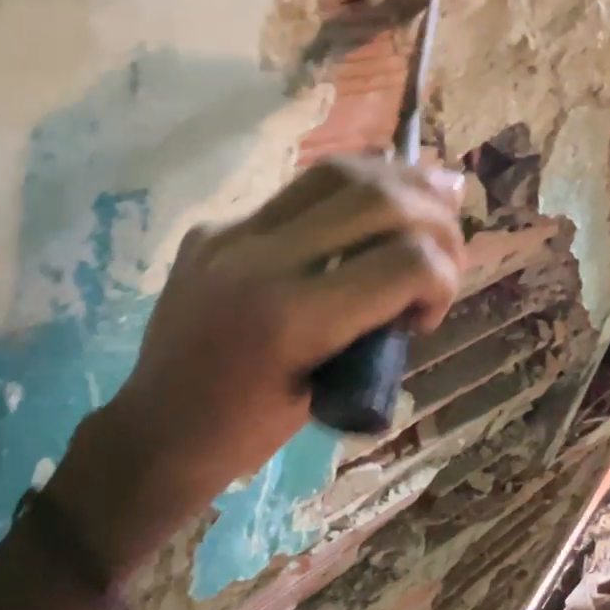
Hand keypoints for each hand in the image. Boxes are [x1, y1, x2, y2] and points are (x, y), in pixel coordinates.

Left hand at [45, 155, 466, 576]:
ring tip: (428, 190)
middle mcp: (261, 260)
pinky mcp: (211, 230)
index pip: (405, 261)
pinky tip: (362, 211)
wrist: (158, 431)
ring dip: (391, 179)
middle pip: (374, 197)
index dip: (444, 275)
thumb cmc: (246, 435)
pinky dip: (341, 199)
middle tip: (451, 233)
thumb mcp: (326, 392)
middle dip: (432, 211)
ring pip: (331, 174)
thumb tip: (418, 273)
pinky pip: (292, 198)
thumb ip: (370, 326)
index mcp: (294, 319)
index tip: (431, 310)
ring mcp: (230, 237)